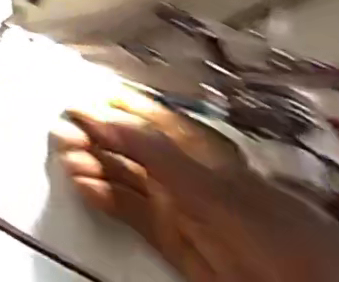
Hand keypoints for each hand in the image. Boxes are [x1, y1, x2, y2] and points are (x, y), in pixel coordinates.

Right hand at [53, 97, 338, 281]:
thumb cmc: (276, 243)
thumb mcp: (220, 196)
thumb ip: (160, 154)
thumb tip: (99, 110)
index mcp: (215, 162)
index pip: (161, 123)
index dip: (124, 107)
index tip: (83, 94)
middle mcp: (195, 181)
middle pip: (136, 149)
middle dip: (96, 136)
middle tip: (62, 128)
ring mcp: (183, 212)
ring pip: (126, 178)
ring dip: (92, 164)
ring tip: (65, 158)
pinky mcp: (171, 242)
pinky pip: (128, 211)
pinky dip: (100, 196)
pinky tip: (81, 186)